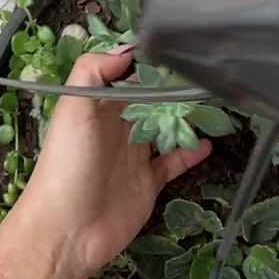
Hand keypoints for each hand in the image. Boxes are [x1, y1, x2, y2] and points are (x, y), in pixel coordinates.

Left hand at [3, 48, 211, 278]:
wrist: (66, 230)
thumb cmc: (68, 165)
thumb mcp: (73, 108)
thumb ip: (94, 70)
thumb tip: (128, 48)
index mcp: (97, 107)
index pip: (126, 77)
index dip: (149, 65)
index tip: (179, 53)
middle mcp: (116, 128)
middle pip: (150, 101)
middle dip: (174, 90)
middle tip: (204, 78)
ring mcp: (133, 156)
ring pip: (165, 129)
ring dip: (186, 119)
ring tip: (212, 106)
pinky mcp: (148, 183)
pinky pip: (173, 163)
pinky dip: (191, 153)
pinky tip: (208, 143)